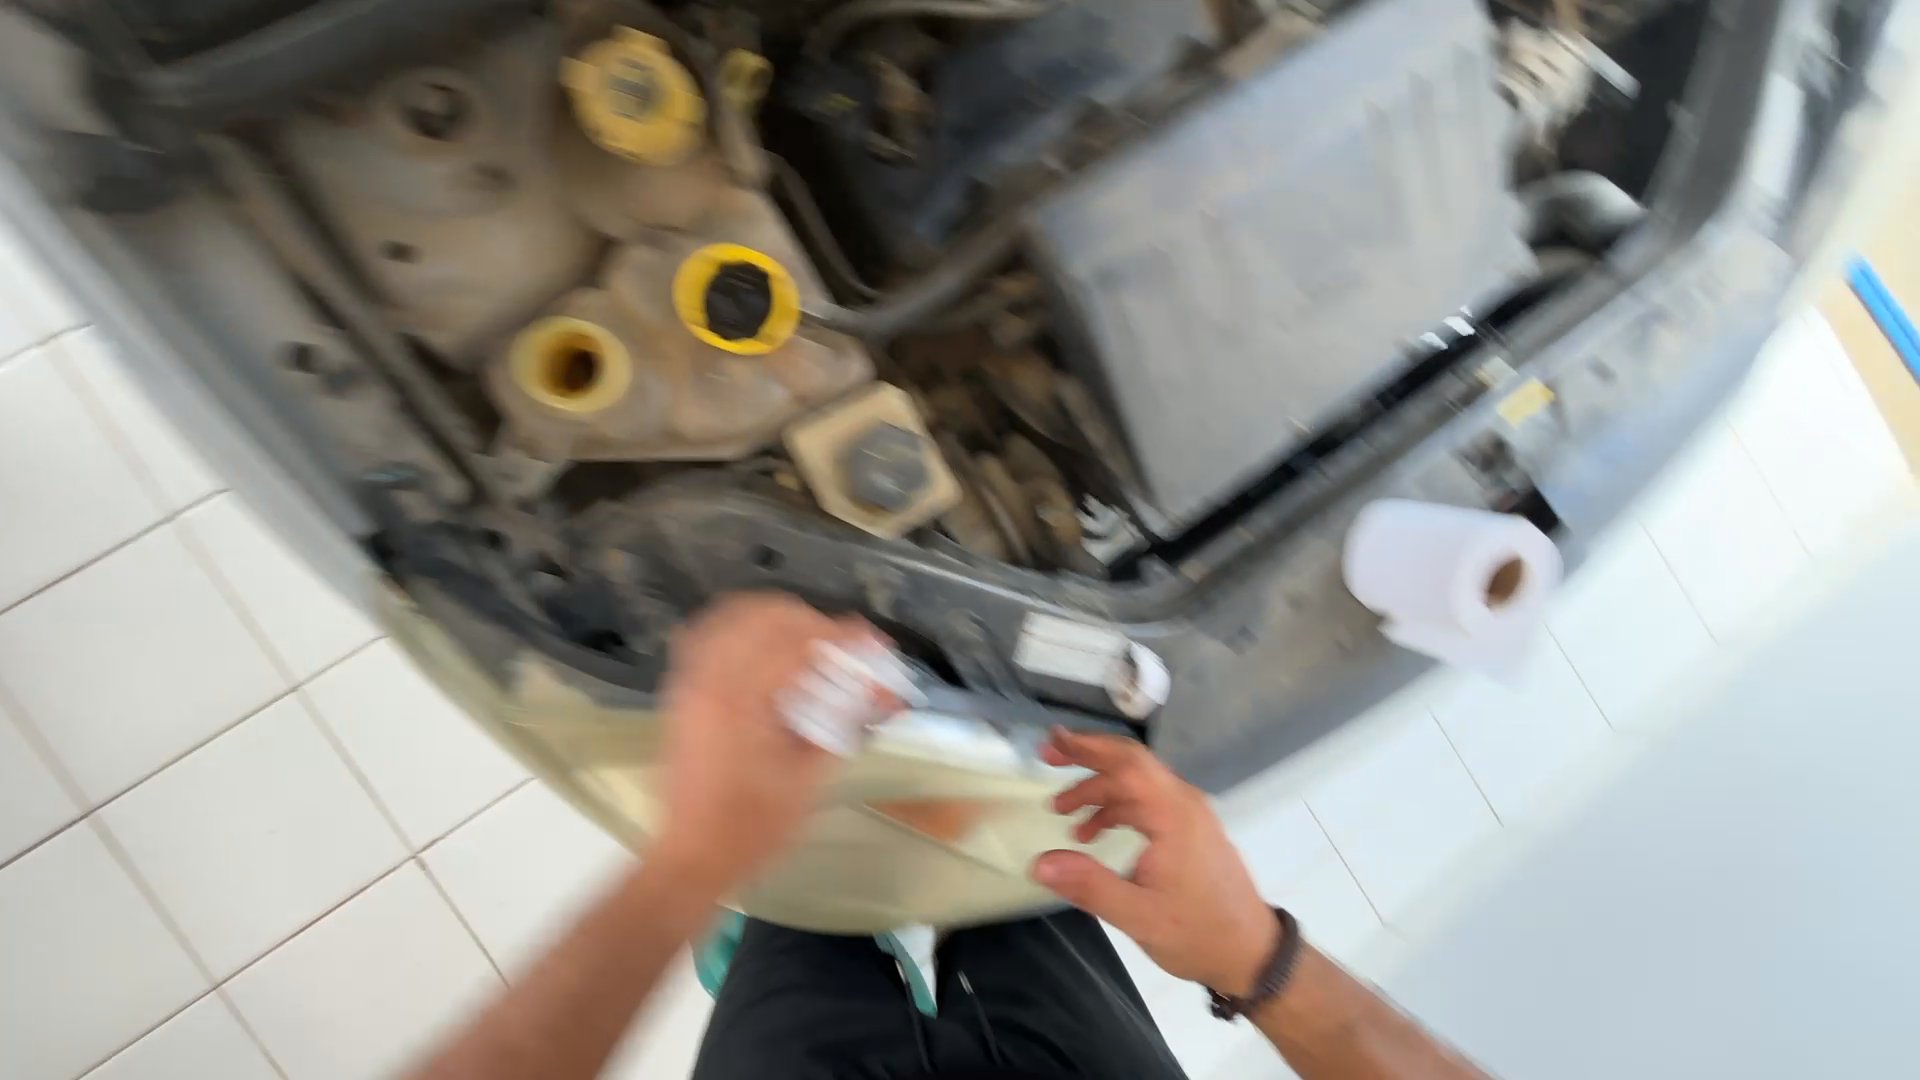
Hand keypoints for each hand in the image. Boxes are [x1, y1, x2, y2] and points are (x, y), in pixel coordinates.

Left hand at [653, 593, 888, 897]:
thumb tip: (874, 692)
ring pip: (733, 616)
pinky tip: (763, 646)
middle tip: (840, 644)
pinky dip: (742, 629)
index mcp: (744, 700)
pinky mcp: (681, 692)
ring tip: (807, 638)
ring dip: (777, 619)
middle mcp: (711, 679)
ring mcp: (690, 682)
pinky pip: (709, 636)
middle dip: (811, 621)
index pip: (799, 642)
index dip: (842, 635)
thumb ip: (841, 725)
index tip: (872, 640)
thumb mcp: (810, 778)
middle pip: (765, 616)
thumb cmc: (754, 826)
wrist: (691, 856)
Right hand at [1031, 729, 1277, 996]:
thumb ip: (1089, 886)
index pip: (1127, 762)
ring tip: (1063, 813)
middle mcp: (1183, 802)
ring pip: (1135, 784)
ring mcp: (1188, 814)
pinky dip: (1115, 809)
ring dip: (1098, 790)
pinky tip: (1093, 833)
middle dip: (1086, 757)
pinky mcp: (1189, 829)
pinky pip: (1145, 803)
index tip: (1053, 740)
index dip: (1087, 747)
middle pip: (1129, 763)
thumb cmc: (1200, 934)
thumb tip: (1040, 864)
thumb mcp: (1139, 916)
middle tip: (1047, 758)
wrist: (1254, 956)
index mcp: (1173, 814)